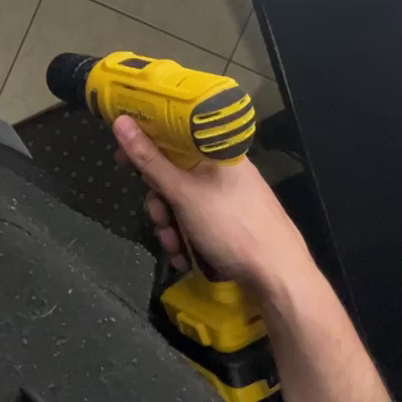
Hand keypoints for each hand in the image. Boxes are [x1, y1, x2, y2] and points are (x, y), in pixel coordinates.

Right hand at [113, 115, 322, 309]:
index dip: (145, 144)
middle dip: (158, 200)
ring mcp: (227, 197)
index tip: (122, 160)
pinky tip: (184, 257)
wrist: (281, 280)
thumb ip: (149, 160)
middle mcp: (222, 170)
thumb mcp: (183, 193)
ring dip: (169, 224)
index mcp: (216, 151)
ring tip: (174, 247)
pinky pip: (195, 220)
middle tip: (157, 217)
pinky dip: (184, 237)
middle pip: (173, 172)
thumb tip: (120, 121)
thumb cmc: (232, 226)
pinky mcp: (230, 222)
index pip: (173, 134)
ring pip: (181, 200)